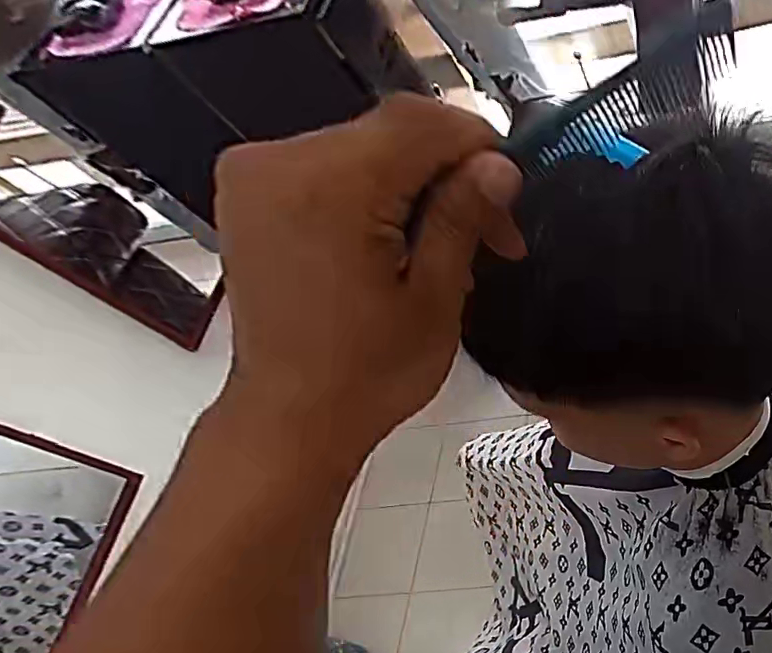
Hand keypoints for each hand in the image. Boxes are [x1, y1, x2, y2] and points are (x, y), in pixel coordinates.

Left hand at [213, 94, 525, 459]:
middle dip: (455, 175)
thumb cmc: (373, 369)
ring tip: (461, 249)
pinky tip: (414, 244)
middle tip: (501, 237)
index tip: (516, 185)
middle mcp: (276, 163)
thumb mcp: (437, 297)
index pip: (414, 124)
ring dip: (425, 189)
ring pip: (366, 150)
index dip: (476, 142)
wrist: (298, 410)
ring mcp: (257, 175)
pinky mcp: (255, 194)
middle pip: (389, 134)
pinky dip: (386, 196)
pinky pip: (336, 170)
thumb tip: (498, 167)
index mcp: (326, 188)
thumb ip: (461, 219)